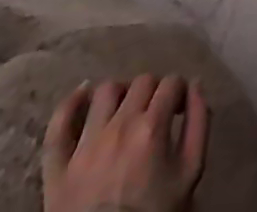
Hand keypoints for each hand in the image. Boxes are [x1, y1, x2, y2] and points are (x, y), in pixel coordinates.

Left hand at [43, 75, 208, 211]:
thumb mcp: (190, 174)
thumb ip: (198, 125)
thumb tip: (196, 86)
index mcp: (151, 128)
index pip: (170, 84)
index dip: (179, 91)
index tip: (180, 107)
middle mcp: (118, 124)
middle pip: (141, 83)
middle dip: (154, 91)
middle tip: (157, 112)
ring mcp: (85, 142)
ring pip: (104, 92)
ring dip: (120, 93)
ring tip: (125, 108)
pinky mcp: (59, 162)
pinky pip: (59, 122)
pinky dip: (71, 102)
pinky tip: (83, 94)